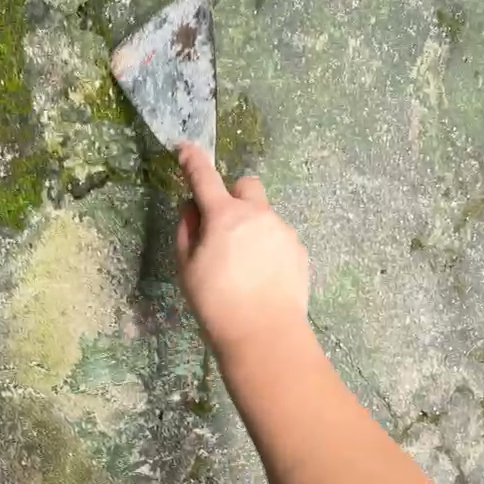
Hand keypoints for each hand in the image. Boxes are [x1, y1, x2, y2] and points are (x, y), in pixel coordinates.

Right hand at [174, 142, 310, 356]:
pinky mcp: (298, 251)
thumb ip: (186, 233)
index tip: (185, 149)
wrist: (263, 333)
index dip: (192, 161)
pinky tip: (261, 280)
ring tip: (243, 269)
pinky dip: (267, 251)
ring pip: (264, 216)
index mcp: (224, 216)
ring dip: (252, 230)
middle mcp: (257, 215)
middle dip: (234, 196)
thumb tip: (192, 210)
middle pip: (247, 185)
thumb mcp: (187, 270)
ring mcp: (283, 231)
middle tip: (223, 227)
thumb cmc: (215, 304)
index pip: (204, 178)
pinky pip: (279, 239)